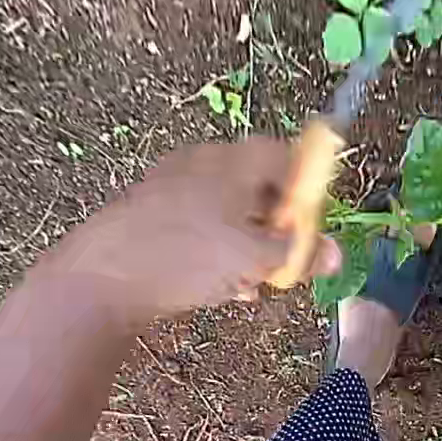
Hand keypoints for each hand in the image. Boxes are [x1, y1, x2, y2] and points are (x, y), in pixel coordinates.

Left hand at [33, 137, 340, 329]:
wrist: (105, 277)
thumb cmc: (189, 257)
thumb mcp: (257, 259)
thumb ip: (301, 255)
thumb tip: (337, 254)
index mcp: (231, 163)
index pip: (283, 155)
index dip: (308, 186)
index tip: (317, 222)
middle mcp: (203, 165)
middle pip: (258, 185)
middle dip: (280, 223)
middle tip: (290, 257)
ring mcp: (175, 187)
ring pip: (232, 211)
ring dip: (254, 243)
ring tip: (259, 279)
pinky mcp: (156, 214)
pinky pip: (206, 227)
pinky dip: (225, 251)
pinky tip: (228, 285)